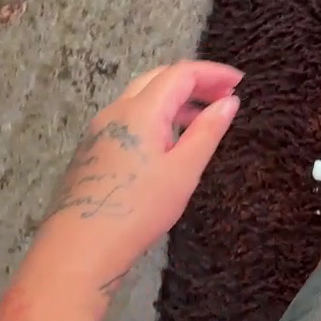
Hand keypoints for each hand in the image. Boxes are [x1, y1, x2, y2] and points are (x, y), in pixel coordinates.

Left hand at [43, 60, 242, 274]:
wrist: (81, 248)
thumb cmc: (140, 208)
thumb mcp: (184, 169)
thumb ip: (208, 130)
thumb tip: (229, 101)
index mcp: (141, 110)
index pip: (180, 73)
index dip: (212, 72)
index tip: (240, 81)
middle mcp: (117, 111)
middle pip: (159, 78)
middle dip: (194, 81)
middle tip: (224, 94)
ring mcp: (100, 129)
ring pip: (142, 97)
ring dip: (176, 98)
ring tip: (204, 117)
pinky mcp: (93, 148)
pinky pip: (130, 116)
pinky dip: (158, 114)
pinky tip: (171, 140)